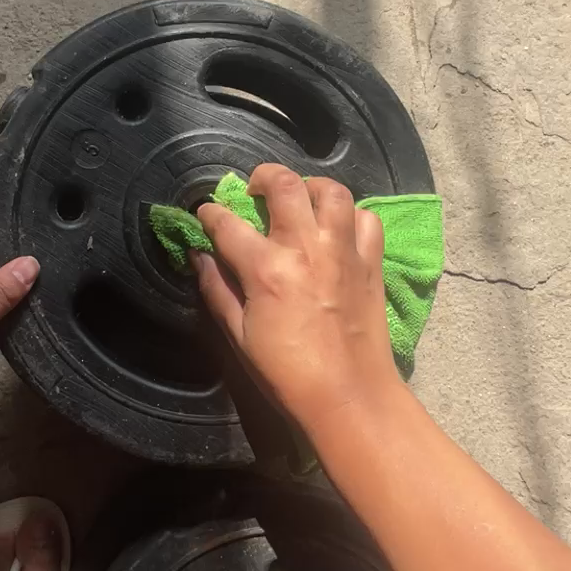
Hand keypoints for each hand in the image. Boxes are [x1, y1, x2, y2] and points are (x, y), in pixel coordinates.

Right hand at [193, 164, 398, 429]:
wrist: (348, 395)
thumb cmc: (286, 372)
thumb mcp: (238, 335)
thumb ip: (216, 289)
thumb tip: (199, 256)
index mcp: (266, 269)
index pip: (227, 222)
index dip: (209, 213)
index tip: (206, 215)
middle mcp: (306, 248)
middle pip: (285, 184)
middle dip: (263, 176)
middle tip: (255, 189)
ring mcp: (343, 250)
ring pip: (331, 190)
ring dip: (310, 187)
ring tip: (300, 200)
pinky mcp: (370, 261)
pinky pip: (365, 218)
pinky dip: (349, 216)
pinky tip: (336, 230)